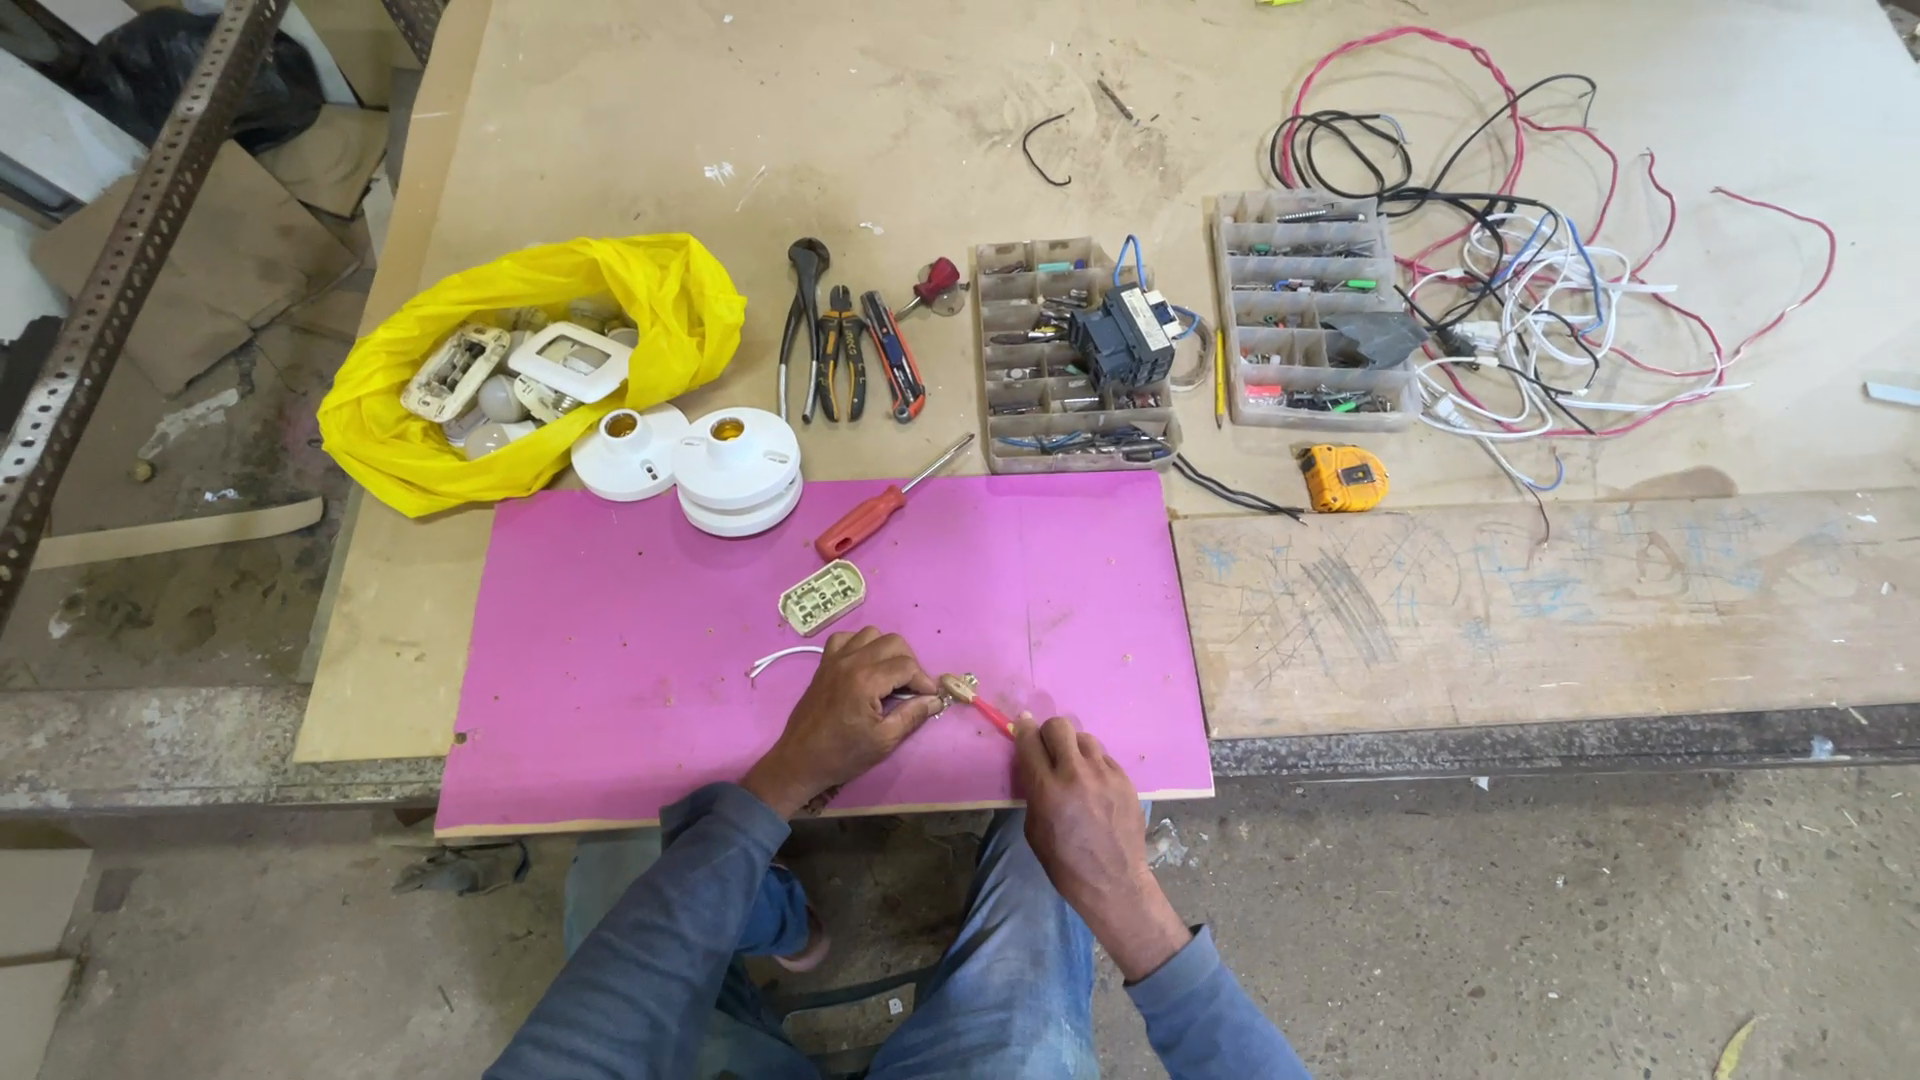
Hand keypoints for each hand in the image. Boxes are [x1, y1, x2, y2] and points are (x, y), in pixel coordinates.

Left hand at [741, 628, 944, 817]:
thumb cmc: (842, 755)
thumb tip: (935, 699)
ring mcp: (834, 659)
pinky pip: (845, 638)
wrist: (800, 760)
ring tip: (890, 675)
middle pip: (893, 642)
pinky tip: (864, 664)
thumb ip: (912, 715)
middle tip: (911, 687)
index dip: (924, 680)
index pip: (907, 665)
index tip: (929, 696)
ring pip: (871, 634)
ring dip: (887, 650)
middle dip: (909, 662)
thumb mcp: (884, 741)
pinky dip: (860, 644)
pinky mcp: (823, 663)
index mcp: (865, 681)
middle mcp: (850, 662)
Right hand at [1015, 714, 1191, 981]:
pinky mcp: (1125, 780)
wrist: (1114, 882)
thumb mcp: (1034, 829)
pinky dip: (1094, 764)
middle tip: (1048, 747)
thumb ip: (1034, 791)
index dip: (1023, 729)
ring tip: (1074, 766)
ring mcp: (1105, 774)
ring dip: (1073, 747)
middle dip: (1049, 732)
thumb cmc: (1065, 863)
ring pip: (1085, 737)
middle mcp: (1076, 774)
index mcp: (1048, 789)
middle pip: (1059, 726)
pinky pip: (1104, 757)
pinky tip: (1094, 784)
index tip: (1022, 725)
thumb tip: (1035, 766)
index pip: (1030, 740)